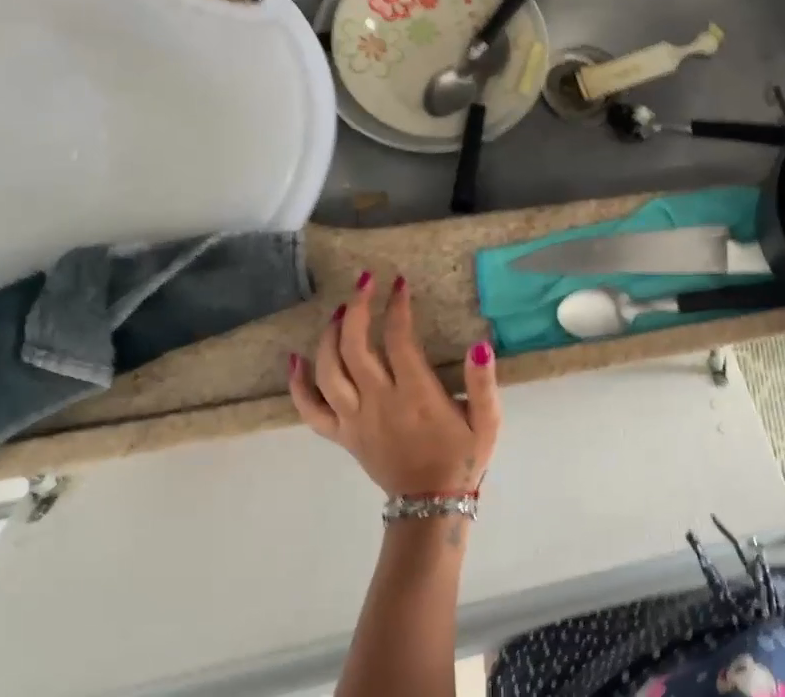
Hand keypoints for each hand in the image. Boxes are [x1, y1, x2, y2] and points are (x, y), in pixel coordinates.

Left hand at [288, 272, 501, 497]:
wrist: (431, 503)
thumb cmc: (463, 456)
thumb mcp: (487, 420)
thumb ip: (483, 382)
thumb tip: (479, 343)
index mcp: (415, 394)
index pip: (398, 339)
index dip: (397, 307)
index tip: (399, 283)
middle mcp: (379, 401)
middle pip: (355, 346)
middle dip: (357, 308)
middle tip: (365, 282)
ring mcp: (354, 419)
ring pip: (328, 370)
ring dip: (330, 335)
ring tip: (341, 311)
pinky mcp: (342, 434)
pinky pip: (309, 409)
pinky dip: (297, 382)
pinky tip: (296, 358)